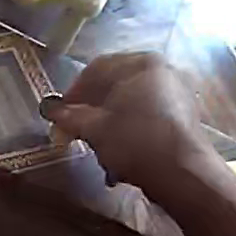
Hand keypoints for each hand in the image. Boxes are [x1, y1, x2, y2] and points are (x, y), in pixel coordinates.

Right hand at [41, 53, 223, 205]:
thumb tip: (51, 110)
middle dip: (92, 111)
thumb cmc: (134, 142)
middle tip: (76, 133)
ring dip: (110, 125)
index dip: (72, 94)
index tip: (58, 117)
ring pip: (131, 104)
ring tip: (99, 148)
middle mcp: (160, 70)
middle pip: (115, 86)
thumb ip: (70, 117)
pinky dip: (130, 132)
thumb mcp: (95, 129)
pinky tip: (122, 155)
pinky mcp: (183, 116)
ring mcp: (175, 92)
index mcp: (139, 63)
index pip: (95, 70)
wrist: (182, 172)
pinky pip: (147, 118)